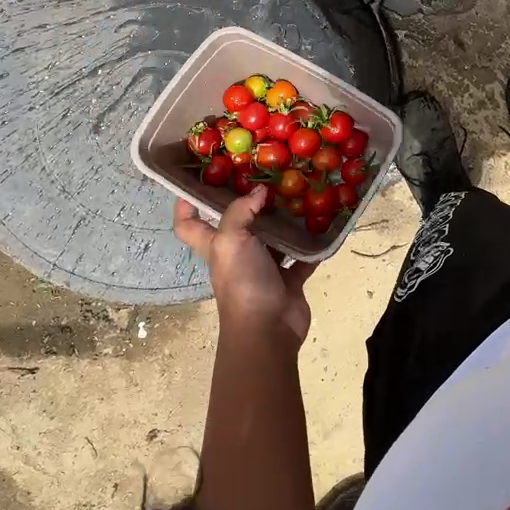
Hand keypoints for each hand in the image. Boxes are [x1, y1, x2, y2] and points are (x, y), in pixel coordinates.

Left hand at [173, 187, 316, 343]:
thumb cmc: (242, 282)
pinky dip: (312, 246)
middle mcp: (237, 256)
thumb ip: (240, 212)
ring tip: (302, 196)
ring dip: (286, 222)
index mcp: (216, 247)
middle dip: (251, 205)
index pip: (189, 224)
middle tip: (269, 180)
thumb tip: (258, 193)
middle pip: (239, 226)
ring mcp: (264, 269)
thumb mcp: (231, 241)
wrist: (268, 328)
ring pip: (274, 239)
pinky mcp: (288, 280)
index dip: (185, 204)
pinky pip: (302, 258)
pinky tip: (323, 226)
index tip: (197, 181)